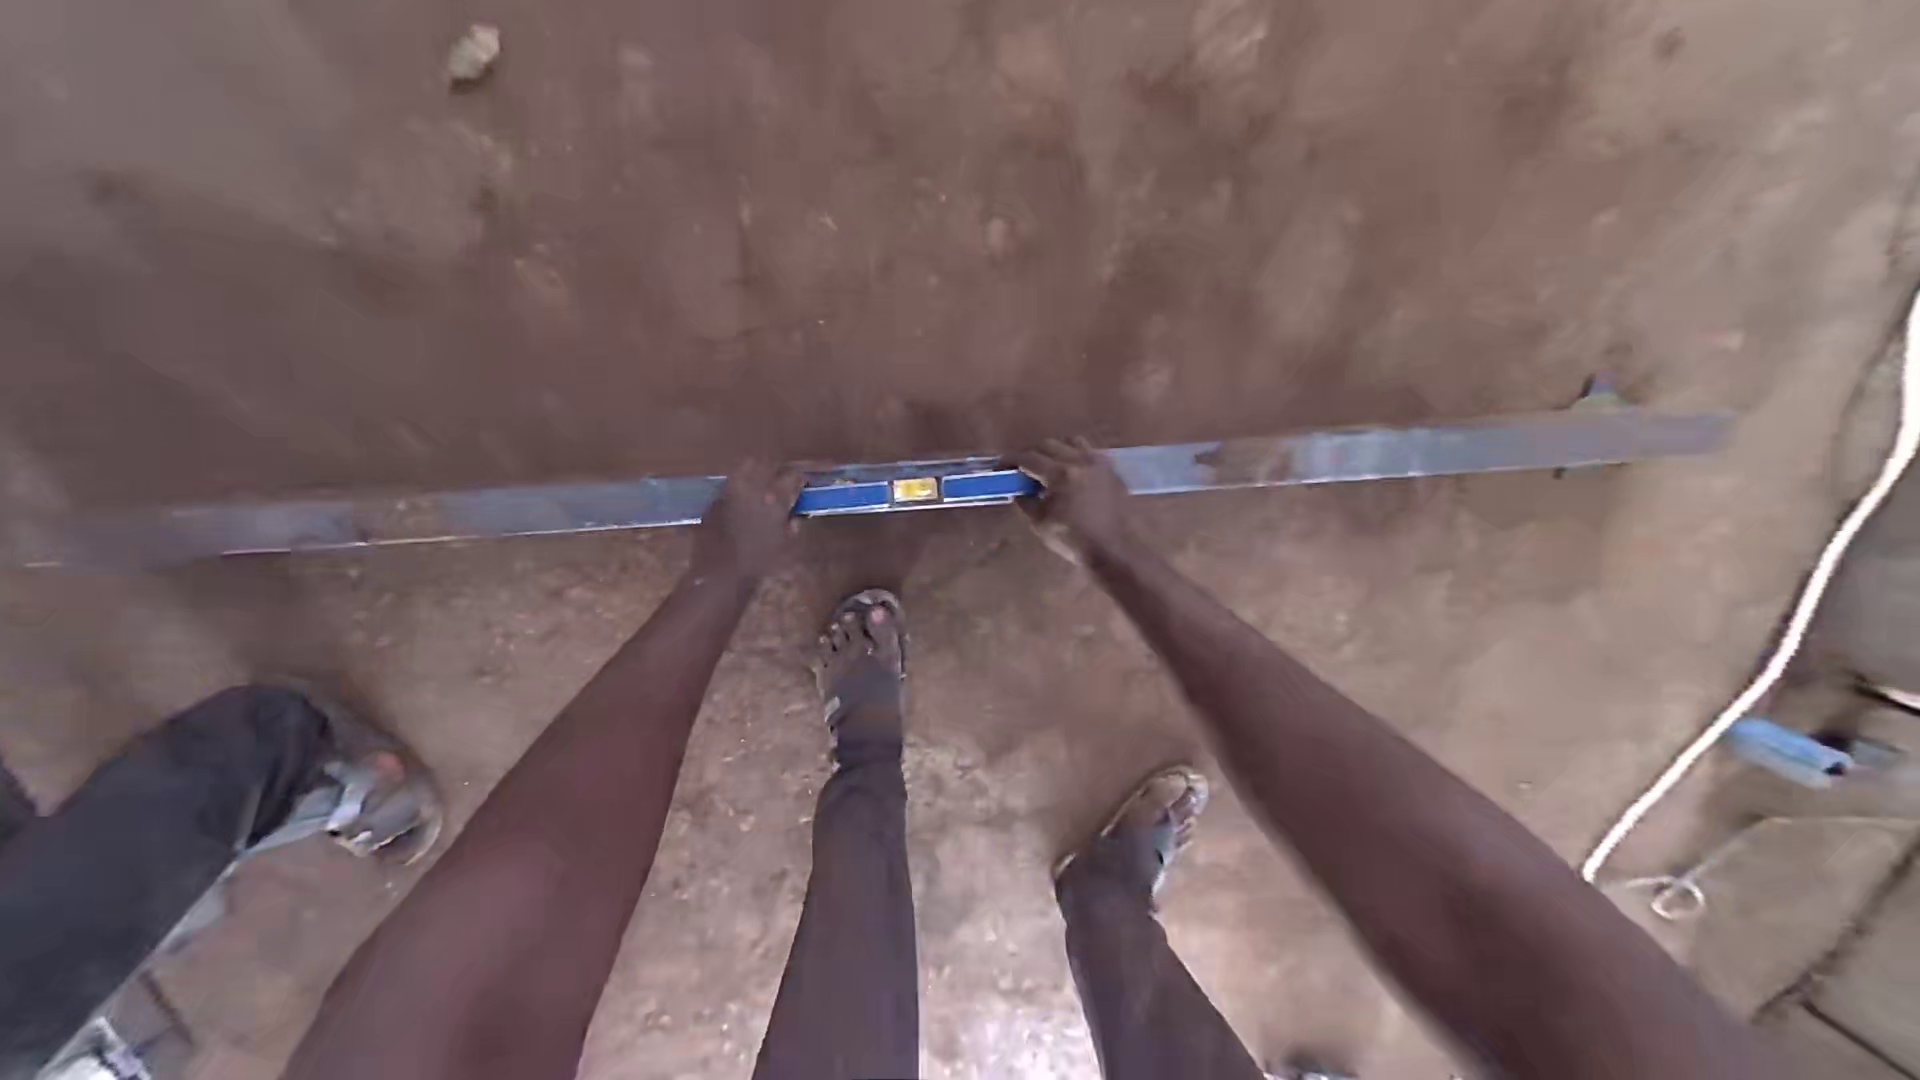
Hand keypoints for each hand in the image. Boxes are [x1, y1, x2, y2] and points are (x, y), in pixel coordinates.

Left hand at [692, 461, 804, 582]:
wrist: (720, 576)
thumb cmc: (760, 564)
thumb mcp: (787, 544)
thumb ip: (791, 523)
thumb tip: (792, 515)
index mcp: (774, 498)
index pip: (794, 475)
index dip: (804, 477)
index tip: (808, 482)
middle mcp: (750, 487)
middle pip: (768, 461)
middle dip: (780, 467)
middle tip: (787, 477)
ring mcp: (728, 491)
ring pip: (746, 467)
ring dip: (759, 470)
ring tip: (765, 482)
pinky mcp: (713, 501)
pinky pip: (731, 486)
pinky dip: (741, 488)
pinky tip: (744, 501)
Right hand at [1010, 438, 1138, 564]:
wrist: (1111, 551)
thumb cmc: (1072, 539)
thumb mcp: (1039, 522)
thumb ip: (1025, 500)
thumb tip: (1018, 489)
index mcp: (1060, 474)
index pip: (1029, 458)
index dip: (1011, 460)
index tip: (1000, 466)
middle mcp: (1080, 461)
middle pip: (1048, 445)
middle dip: (1031, 454)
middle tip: (1021, 468)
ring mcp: (1098, 463)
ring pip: (1070, 443)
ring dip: (1054, 450)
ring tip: (1047, 467)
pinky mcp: (1110, 470)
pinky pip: (1088, 452)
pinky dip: (1074, 456)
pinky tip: (1070, 473)